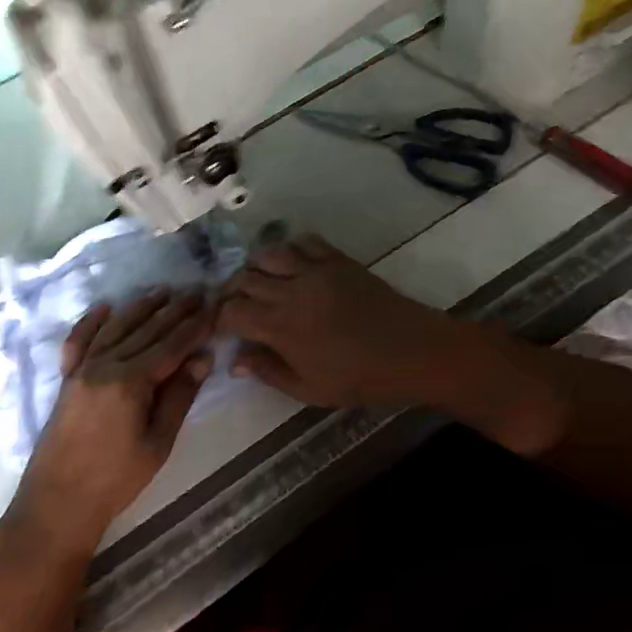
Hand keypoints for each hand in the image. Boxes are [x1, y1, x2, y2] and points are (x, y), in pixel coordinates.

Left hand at [13, 289, 214, 554]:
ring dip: (140, 308)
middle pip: (145, 331)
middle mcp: (104, 366)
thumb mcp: (158, 442)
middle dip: (173, 311)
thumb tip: (202, 356)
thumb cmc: (116, 479)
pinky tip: (105, 308)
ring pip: (115, 329)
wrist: (57, 502)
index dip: (194, 326)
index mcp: (130, 381)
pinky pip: (79, 341)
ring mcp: (81, 370)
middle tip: (195, 291)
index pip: (170, 345)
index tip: (213, 305)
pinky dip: (91, 322)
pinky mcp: (67, 380)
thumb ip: (179, 396)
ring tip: (161, 291)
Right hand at [218, 235, 460, 407]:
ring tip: (259, 282)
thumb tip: (235, 360)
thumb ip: (269, 371)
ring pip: (269, 253)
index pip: (232, 311)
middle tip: (234, 306)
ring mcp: (316, 270)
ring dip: (256, 266)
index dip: (219, 319)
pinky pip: (305, 242)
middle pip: (244, 278)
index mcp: (281, 326)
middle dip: (231, 291)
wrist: (412, 351)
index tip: (220, 329)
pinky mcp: (338, 260)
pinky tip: (292, 265)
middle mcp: (292, 290)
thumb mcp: (310, 390)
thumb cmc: (360, 378)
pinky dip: (291, 249)